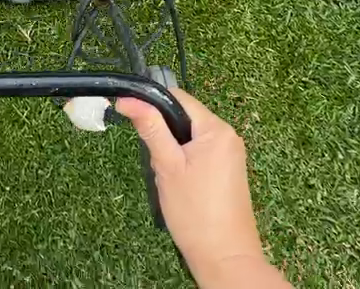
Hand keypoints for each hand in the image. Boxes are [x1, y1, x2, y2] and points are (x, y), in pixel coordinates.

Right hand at [117, 89, 287, 288]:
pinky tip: (180, 185)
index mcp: (217, 129)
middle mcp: (228, 136)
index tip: (134, 120)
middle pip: (185, 118)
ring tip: (168, 177)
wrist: (226, 260)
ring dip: (173, 150)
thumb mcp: (166, 165)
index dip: (153, 104)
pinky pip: (201, 152)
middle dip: (164, 134)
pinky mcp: (229, 172)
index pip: (178, 98)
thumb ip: (150, 127)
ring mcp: (231, 155)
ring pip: (190, 137)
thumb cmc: (195, 212)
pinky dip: (185, 161)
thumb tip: (128, 99)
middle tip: (156, 162)